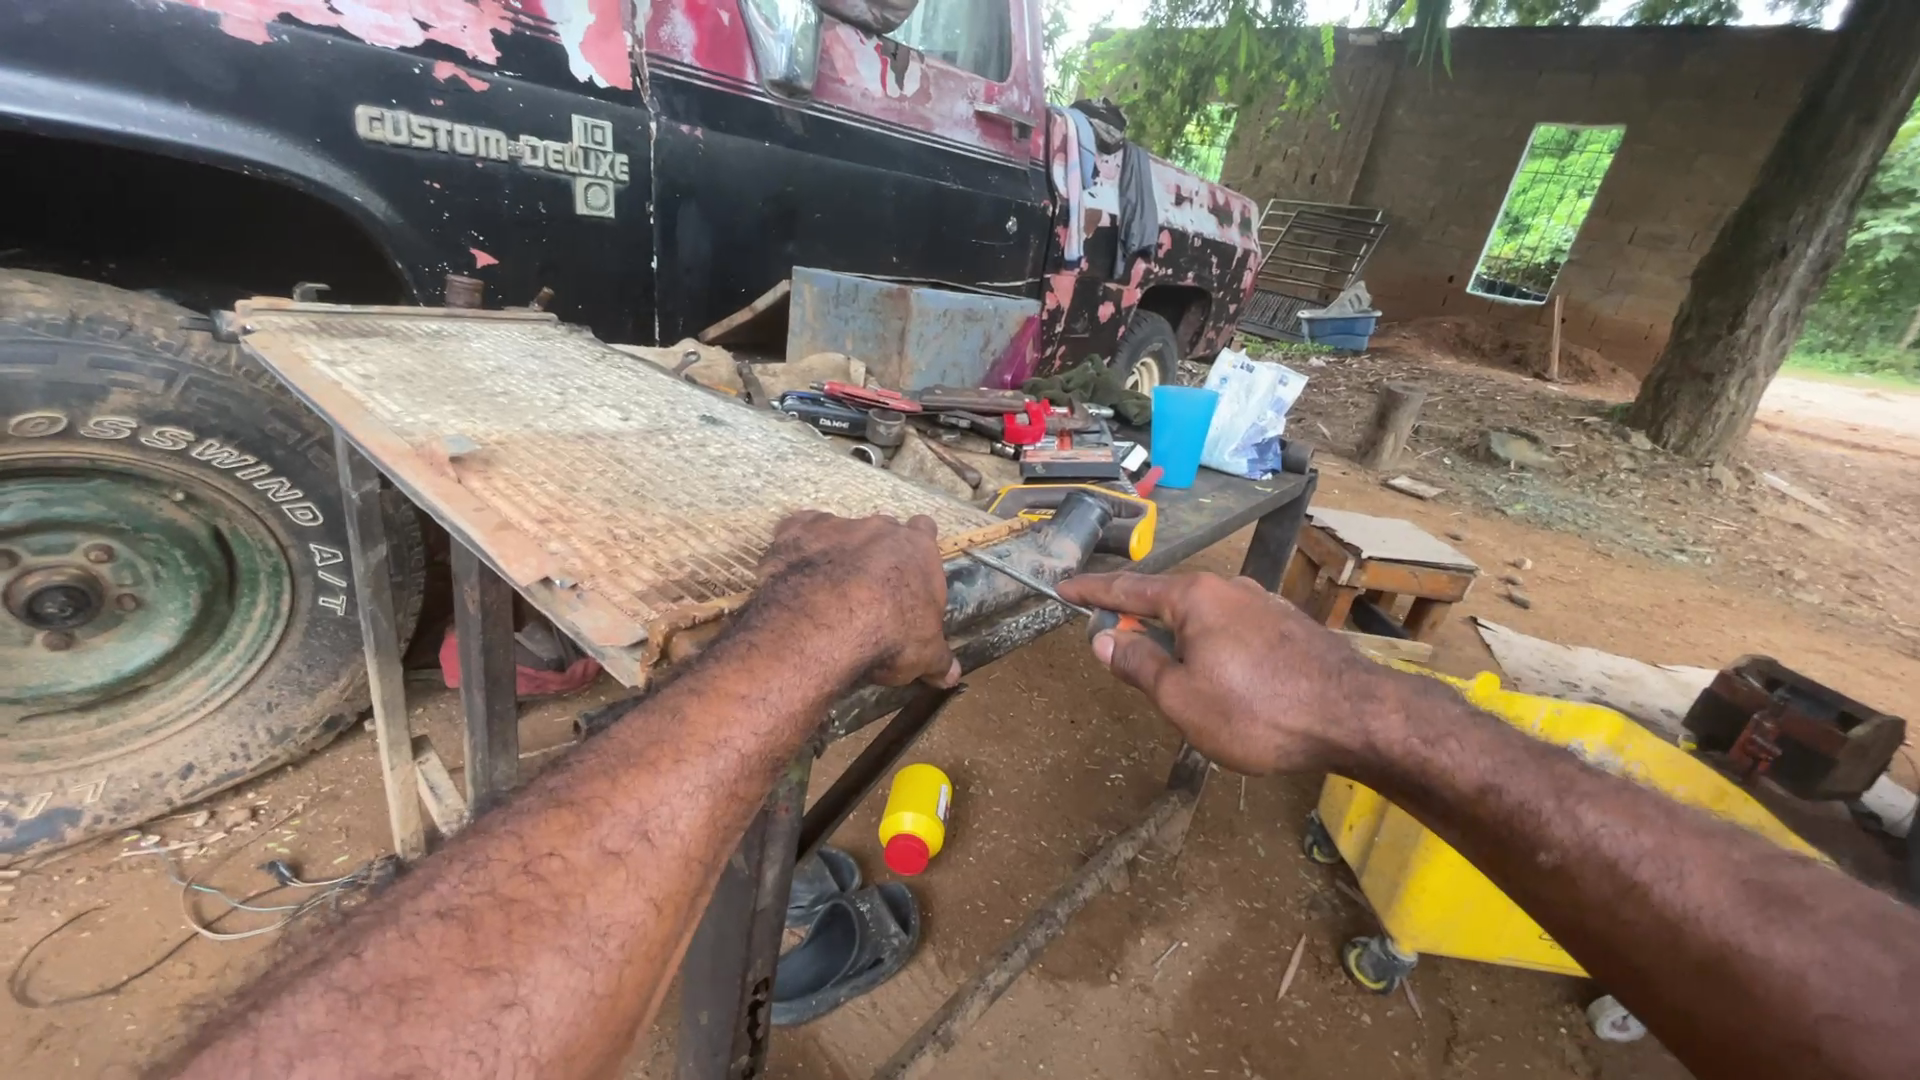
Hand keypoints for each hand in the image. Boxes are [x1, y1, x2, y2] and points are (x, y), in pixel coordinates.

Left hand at [754, 512, 959, 687]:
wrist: (824, 624)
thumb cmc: (889, 636)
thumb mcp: (923, 656)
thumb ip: (938, 660)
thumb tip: (952, 676)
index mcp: (917, 550)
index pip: (925, 531)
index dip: (917, 548)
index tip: (909, 569)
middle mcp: (879, 529)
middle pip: (883, 530)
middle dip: (877, 552)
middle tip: (870, 588)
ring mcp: (837, 526)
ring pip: (840, 530)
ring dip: (837, 551)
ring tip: (827, 587)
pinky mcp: (796, 532)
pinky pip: (798, 529)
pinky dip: (798, 547)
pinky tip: (794, 570)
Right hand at [1055, 572, 1381, 774]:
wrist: (1360, 717)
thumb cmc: (1259, 710)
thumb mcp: (1182, 698)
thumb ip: (1138, 664)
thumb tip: (1104, 640)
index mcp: (1194, 597)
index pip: (1127, 590)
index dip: (1091, 592)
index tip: (1063, 587)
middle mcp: (1227, 588)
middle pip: (1167, 601)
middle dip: (1140, 624)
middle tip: (1121, 652)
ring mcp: (1263, 604)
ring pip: (1203, 617)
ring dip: (1179, 640)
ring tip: (1177, 677)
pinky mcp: (1288, 625)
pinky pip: (1233, 629)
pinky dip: (1212, 646)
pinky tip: (1225, 677)